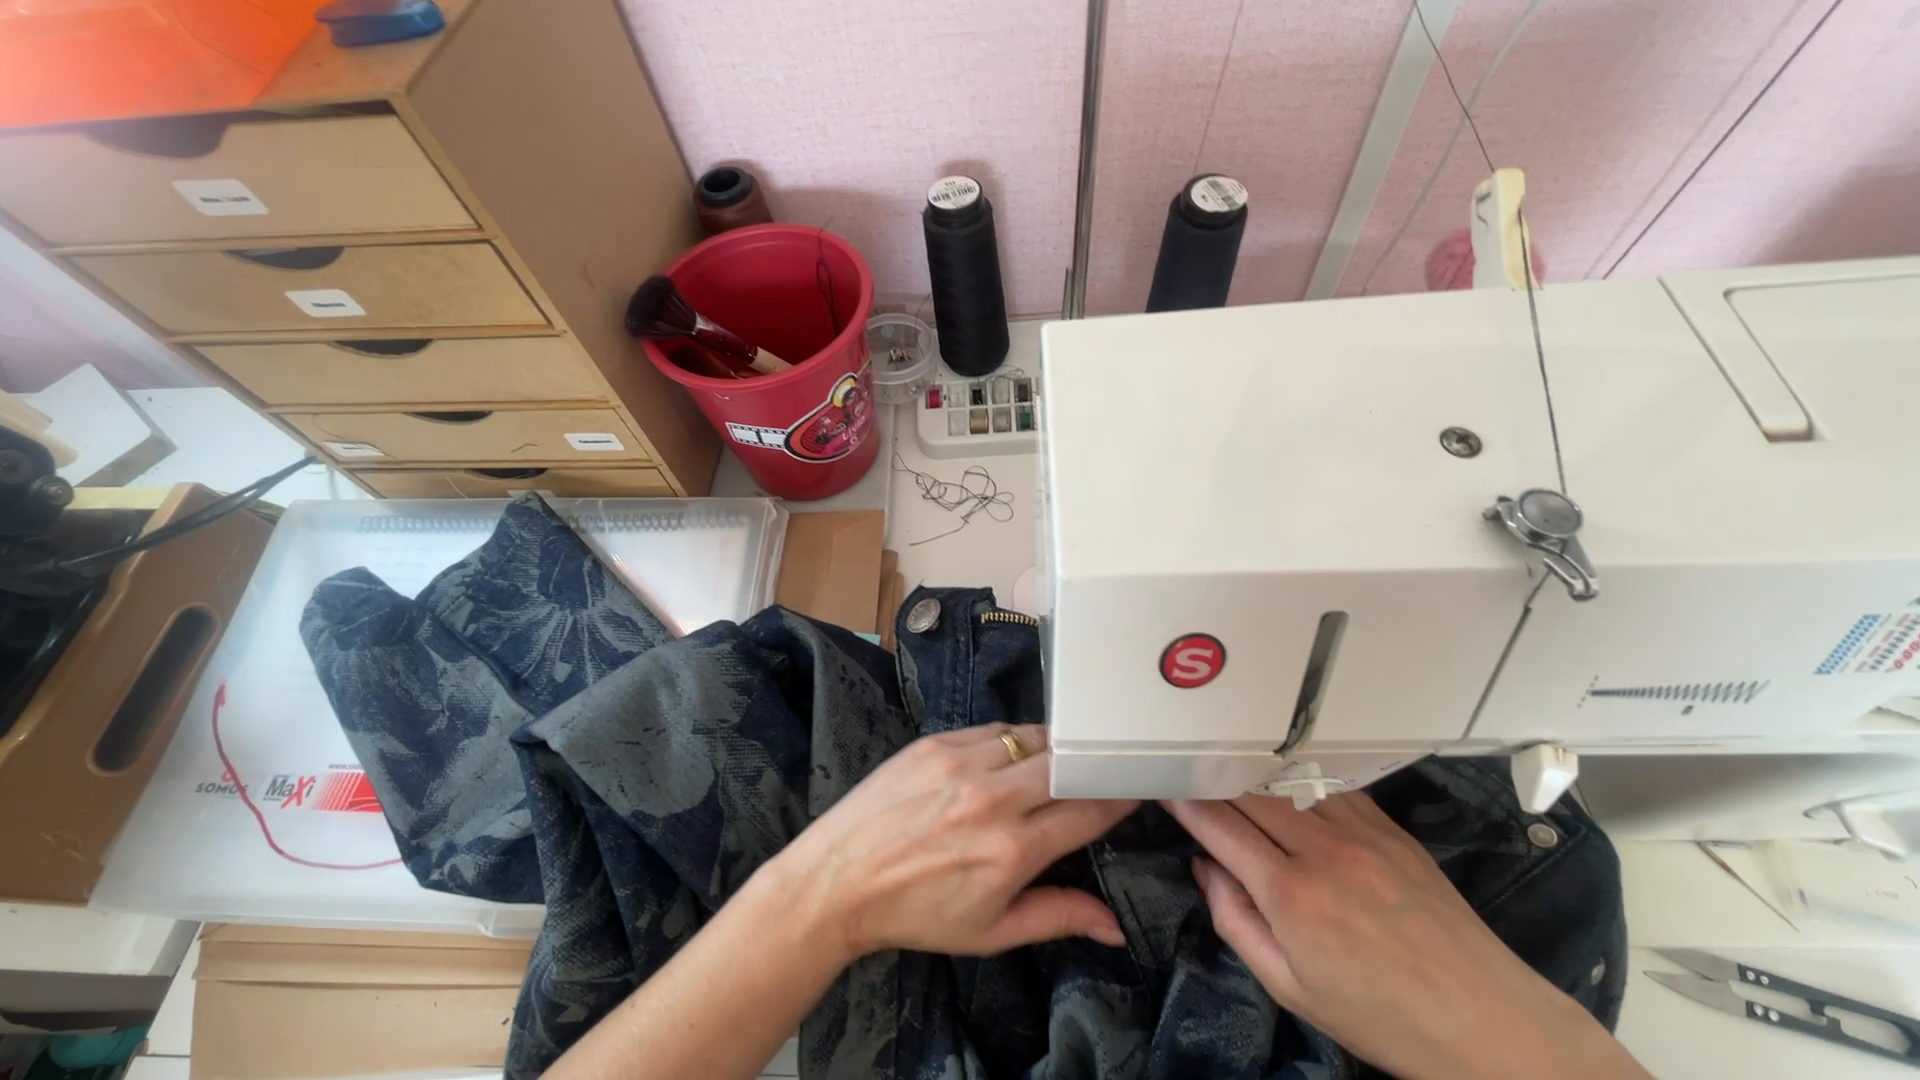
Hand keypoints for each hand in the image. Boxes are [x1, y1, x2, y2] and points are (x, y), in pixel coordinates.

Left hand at [768, 724, 1136, 961]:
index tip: (1137, 789)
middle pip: (1068, 764)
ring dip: (1054, 749)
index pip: (1088, 810)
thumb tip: (1116, 928)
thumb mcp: (992, 932)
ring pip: (1033, 738)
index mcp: (1013, 850)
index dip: (1120, 797)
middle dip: (1093, 766)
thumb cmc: (917, 914)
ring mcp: (962, 763)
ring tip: (1060, 761)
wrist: (838, 880)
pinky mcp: (935, 743)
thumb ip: (1058, 917)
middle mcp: (994, 799)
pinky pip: (993, 729)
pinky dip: (1013, 740)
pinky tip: (1014, 754)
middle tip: (1105, 769)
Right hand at [1166, 793, 1649, 1079]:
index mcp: (1290, 894)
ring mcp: (1361, 833)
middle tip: (1186, 770)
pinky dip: (1297, 782)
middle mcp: (1322, 850)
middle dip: (1210, 779)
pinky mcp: (1391, 829)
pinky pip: (1330, 788)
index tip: (1161, 785)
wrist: (1483, 1021)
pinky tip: (1284, 784)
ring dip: (1250, 773)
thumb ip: (1234, 921)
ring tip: (1226, 769)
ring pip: (1287, 782)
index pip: (1219, 825)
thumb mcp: (1288, 987)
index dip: (1184, 801)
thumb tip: (1204, 867)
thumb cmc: (1377, 1016)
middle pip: (1248, 792)